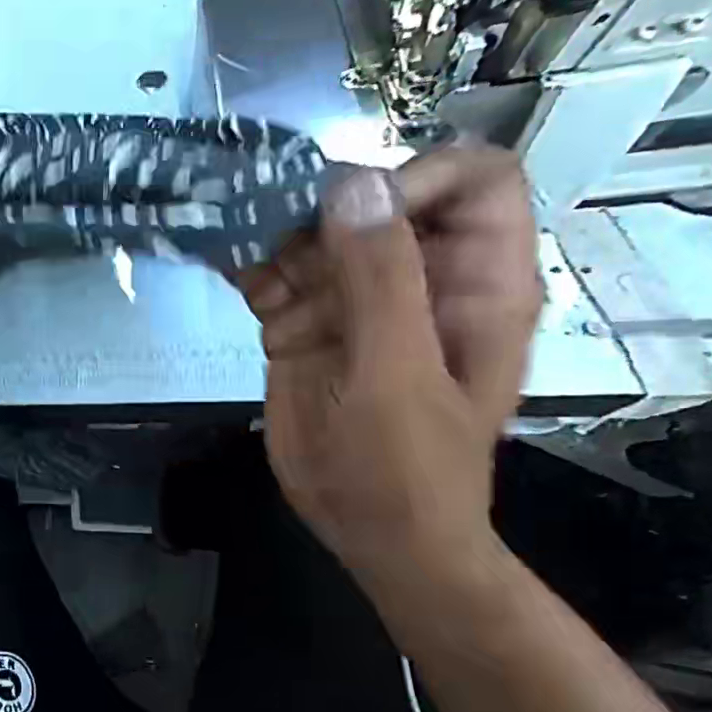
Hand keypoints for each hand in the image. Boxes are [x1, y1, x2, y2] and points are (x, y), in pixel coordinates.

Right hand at [238, 145, 541, 581]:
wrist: (374, 534)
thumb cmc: (407, 469)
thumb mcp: (399, 376)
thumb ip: (381, 279)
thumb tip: (354, 184)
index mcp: (477, 282)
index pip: (472, 180)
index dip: (418, 177)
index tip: (352, 213)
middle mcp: (420, 278)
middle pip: (378, 199)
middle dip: (324, 210)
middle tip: (273, 232)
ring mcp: (360, 301)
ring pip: (319, 233)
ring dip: (278, 239)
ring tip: (252, 266)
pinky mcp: (310, 325)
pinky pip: (280, 275)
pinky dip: (253, 267)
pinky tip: (234, 272)